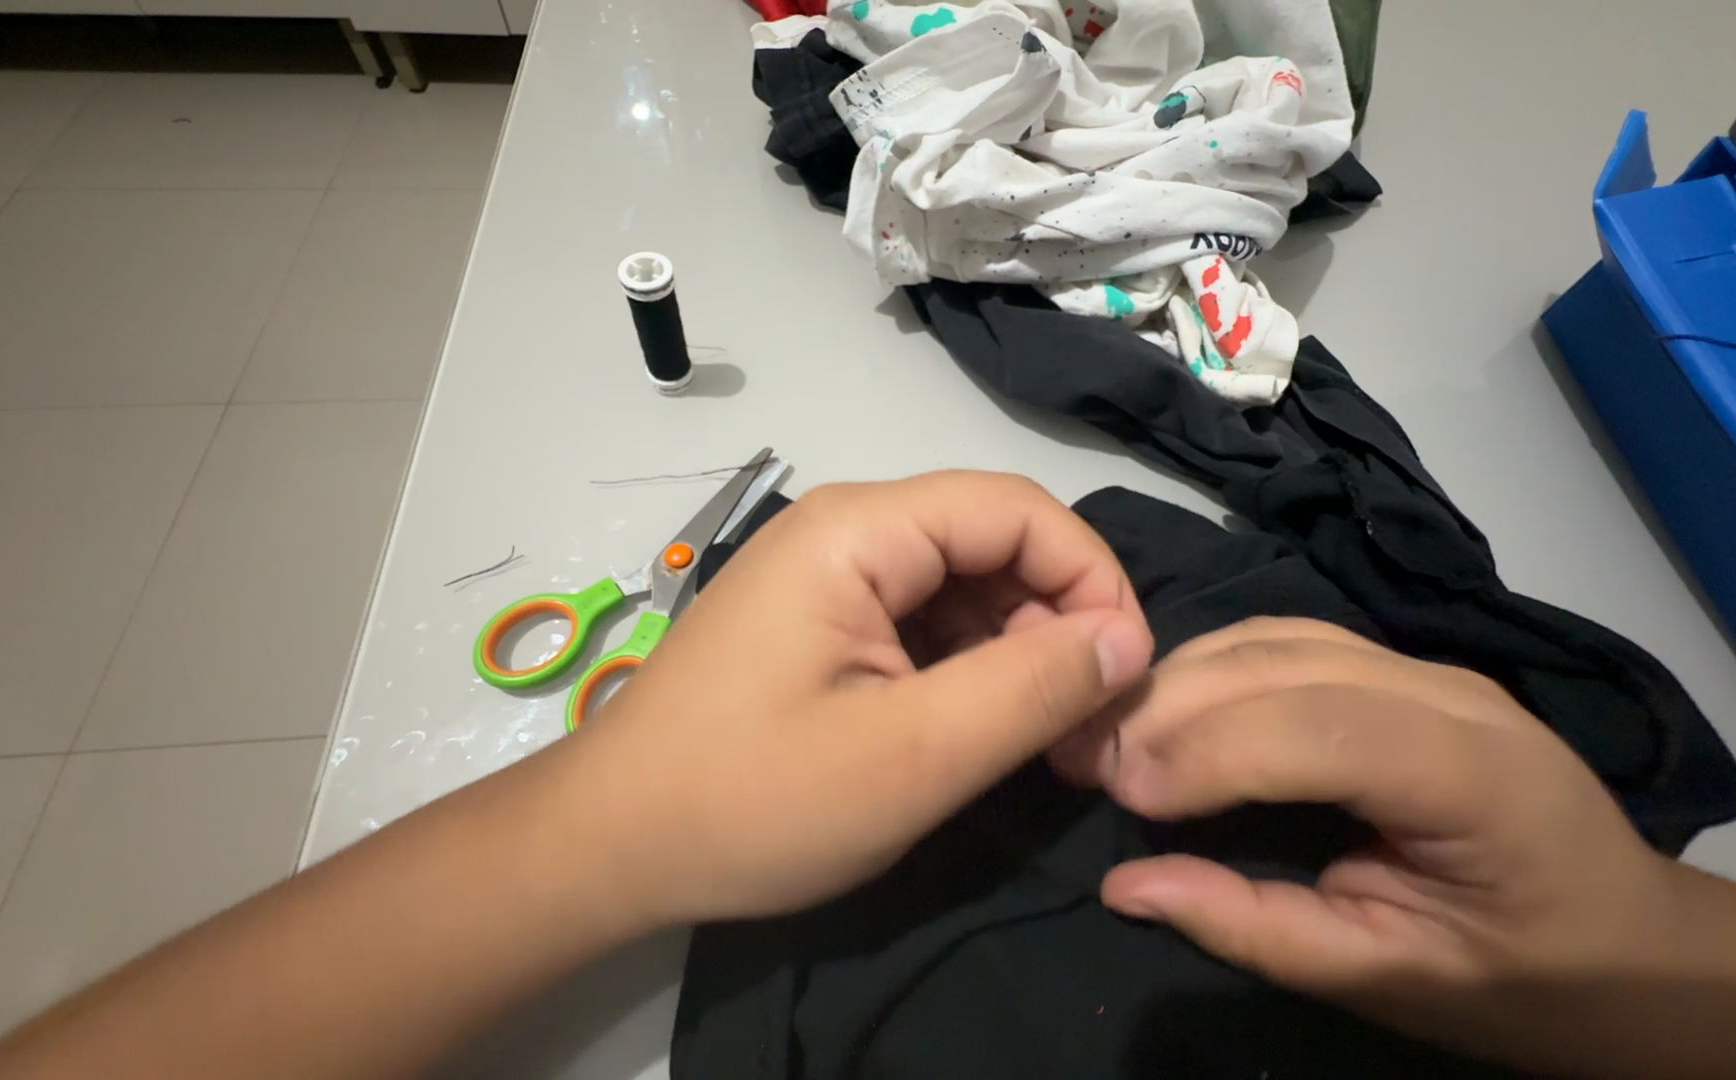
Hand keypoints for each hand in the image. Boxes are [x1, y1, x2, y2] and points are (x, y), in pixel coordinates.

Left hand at [558, 471, 1153, 927]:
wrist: (612, 842)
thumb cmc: (751, 800)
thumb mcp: (911, 755)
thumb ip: (1029, 688)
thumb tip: (1123, 640)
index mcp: (860, 531)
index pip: (1018, 510)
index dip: (1090, 578)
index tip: (1123, 674)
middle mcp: (845, 530)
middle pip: (992, 543)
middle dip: (1056, 622)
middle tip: (1087, 727)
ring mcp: (828, 574)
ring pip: (963, 585)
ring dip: (1017, 651)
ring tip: (1042, 739)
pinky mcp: (821, 620)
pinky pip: (922, 620)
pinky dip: (968, 667)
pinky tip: (978, 727)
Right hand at [1056, 616, 1735, 1078]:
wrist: (1637, 941)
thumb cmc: (1526, 976)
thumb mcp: (1390, 976)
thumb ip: (1254, 927)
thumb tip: (1126, 887)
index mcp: (1477, 775)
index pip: (1321, 729)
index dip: (1210, 751)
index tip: (1122, 792)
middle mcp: (1445, 690)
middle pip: (1278, 665)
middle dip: (1168, 707)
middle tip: (1085, 757)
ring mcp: (1414, 662)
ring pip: (1265, 636)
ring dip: (1175, 677)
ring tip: (1111, 729)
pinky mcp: (1383, 660)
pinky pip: (1272, 637)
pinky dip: (1203, 664)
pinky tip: (1164, 701)